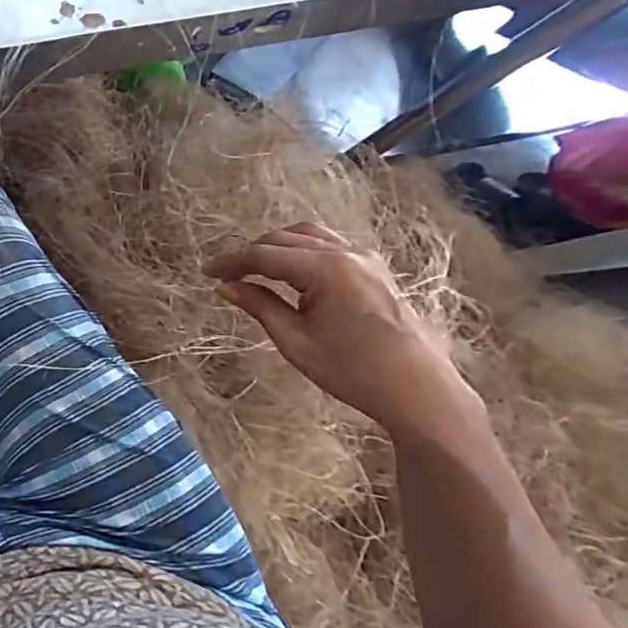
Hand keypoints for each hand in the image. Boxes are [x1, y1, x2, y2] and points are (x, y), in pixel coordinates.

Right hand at [203, 222, 481, 438]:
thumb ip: (259, 305)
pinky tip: (290, 269)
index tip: (206, 273)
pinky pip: (329, 244)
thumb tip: (225, 286)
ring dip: (275, 247)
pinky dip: (301, 249)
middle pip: (283, 239)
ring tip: (254, 269)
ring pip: (307, 235)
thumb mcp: (294, 340)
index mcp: (326, 270)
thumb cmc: (352, 371)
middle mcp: (347, 254)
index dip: (230, 262)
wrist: (420, 392)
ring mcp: (366, 259)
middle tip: (226, 275)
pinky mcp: (376, 269)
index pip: (263, 255)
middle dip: (250, 253)